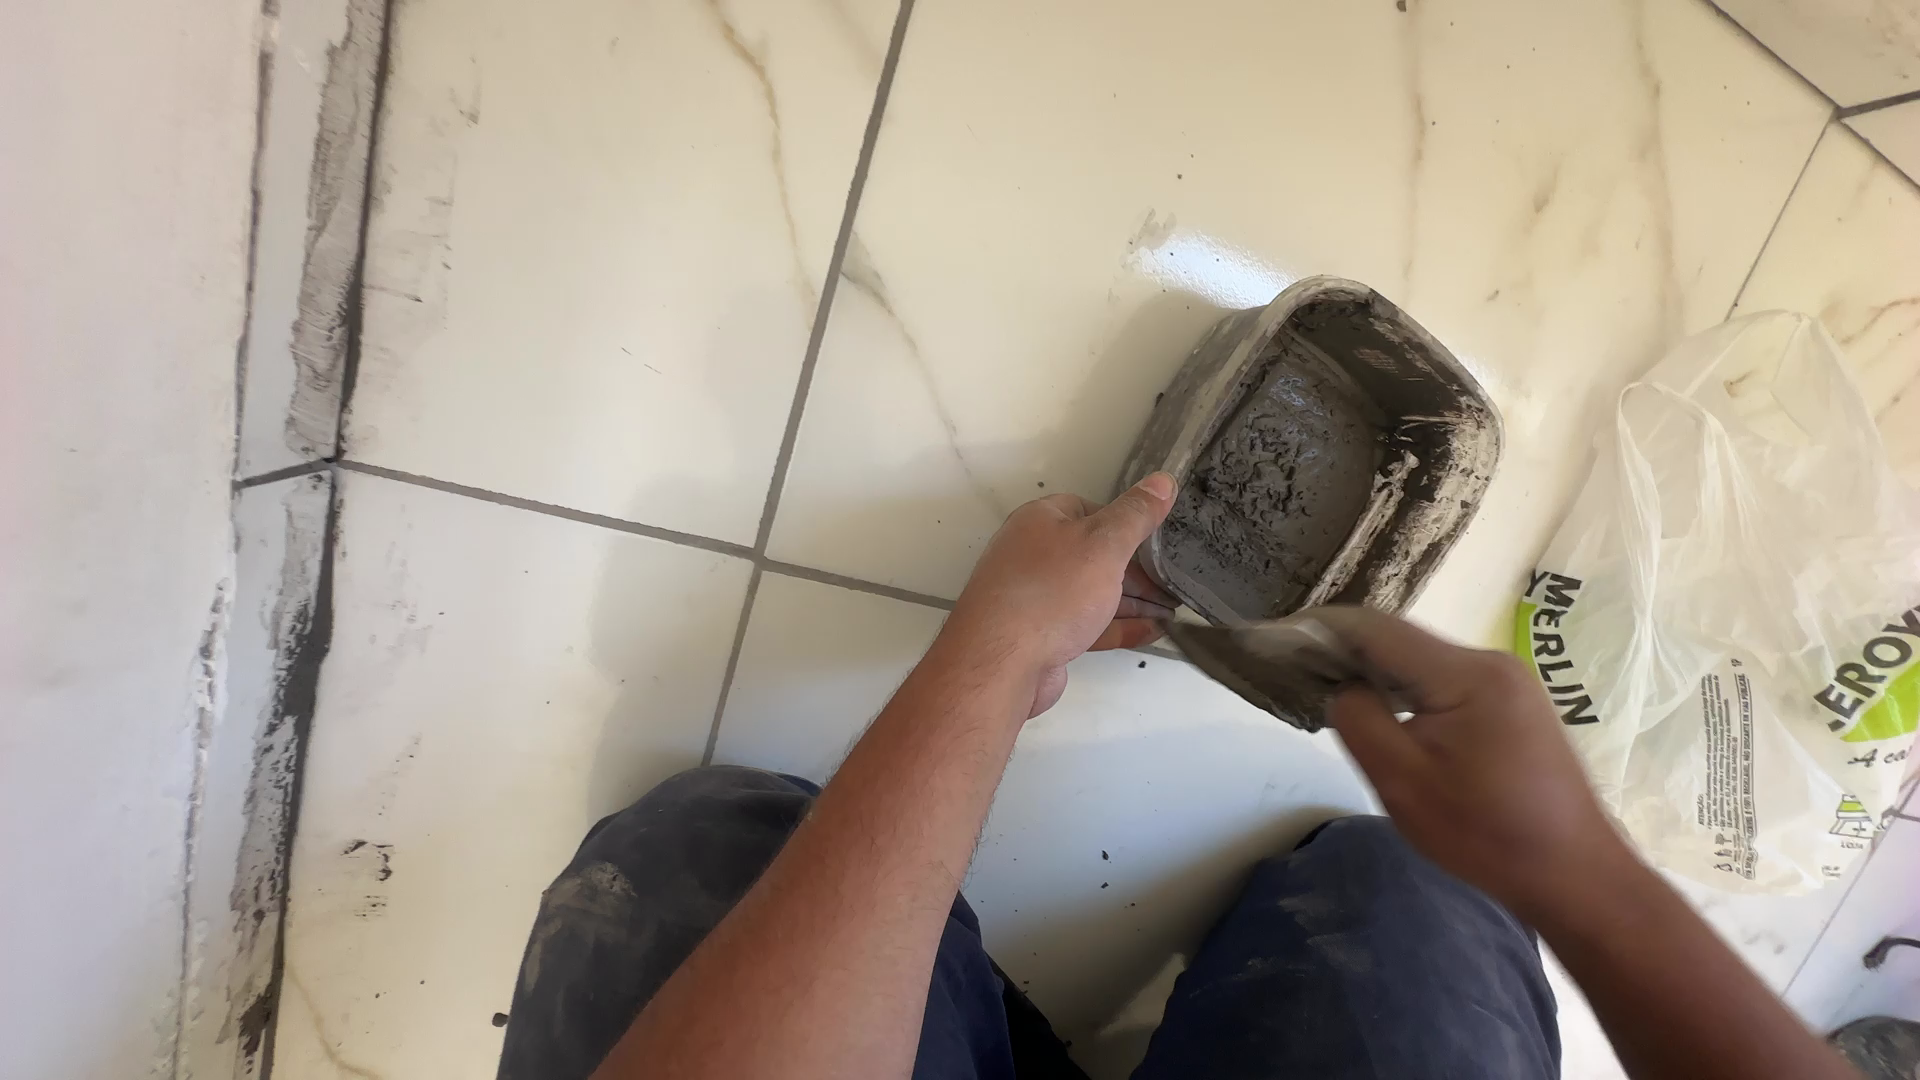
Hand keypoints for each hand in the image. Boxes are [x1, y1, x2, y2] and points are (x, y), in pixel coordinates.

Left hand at [940, 472, 1178, 717]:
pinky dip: (1119, 626)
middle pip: (1091, 554)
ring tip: (1172, 608)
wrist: (1002, 663)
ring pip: (1091, 592)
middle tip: (1171, 579)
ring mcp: (1035, 598)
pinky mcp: (1042, 635)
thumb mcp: (1103, 545)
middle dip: (1132, 567)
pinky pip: (1087, 624)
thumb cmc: (1051, 592)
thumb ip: (1135, 515)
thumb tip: (1163, 481)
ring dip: (1131, 599)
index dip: (1119, 519)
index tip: (1152, 536)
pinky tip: (1153, 630)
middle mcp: (1031, 555)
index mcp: (1038, 521)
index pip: (1084, 507)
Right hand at [1312, 606, 1633, 920]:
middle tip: (1289, 664)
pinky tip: (1375, 703)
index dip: (1319, 628)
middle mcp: (1489, 662)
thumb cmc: (1487, 835)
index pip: (1375, 630)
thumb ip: (1358, 718)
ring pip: (1415, 657)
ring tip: (1320, 682)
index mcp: (1467, 675)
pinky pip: (1436, 677)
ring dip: (1368, 666)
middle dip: (1339, 646)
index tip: (1273, 636)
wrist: (1578, 881)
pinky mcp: (1507, 700)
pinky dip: (1397, 683)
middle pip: (1395, 638)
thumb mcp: (1401, 781)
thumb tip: (1343, 688)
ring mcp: (1504, 680)